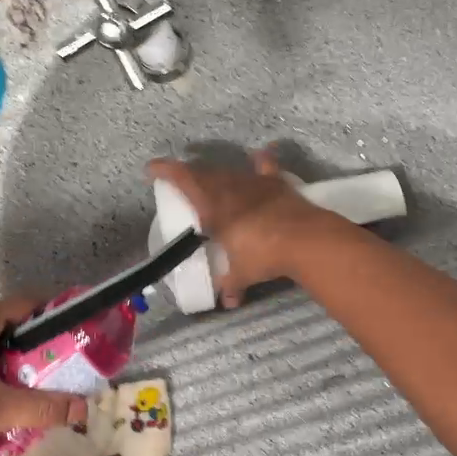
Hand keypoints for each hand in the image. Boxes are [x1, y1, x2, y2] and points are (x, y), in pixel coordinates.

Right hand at [147, 149, 341, 306]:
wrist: (305, 239)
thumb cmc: (263, 255)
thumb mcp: (242, 273)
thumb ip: (231, 284)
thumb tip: (228, 301)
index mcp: (213, 205)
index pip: (183, 179)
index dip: (165, 170)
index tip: (151, 168)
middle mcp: (230, 187)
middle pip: (204, 173)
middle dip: (189, 175)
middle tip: (181, 182)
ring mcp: (254, 183)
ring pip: (229, 172)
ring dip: (218, 175)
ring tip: (212, 180)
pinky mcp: (276, 184)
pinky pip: (265, 167)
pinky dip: (261, 161)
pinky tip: (259, 154)